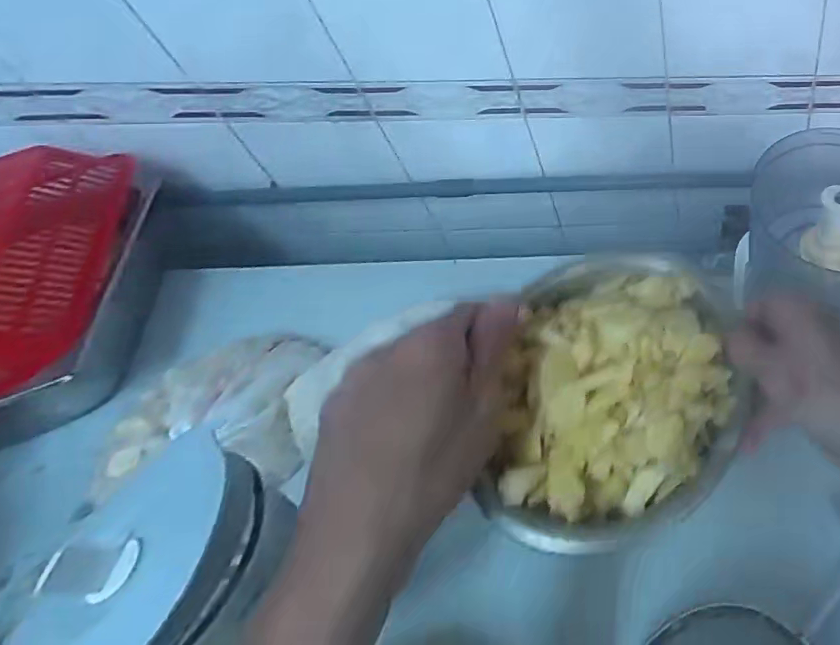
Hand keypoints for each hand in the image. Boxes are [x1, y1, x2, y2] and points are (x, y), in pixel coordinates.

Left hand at [304, 299, 521, 561]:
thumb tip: (507, 302)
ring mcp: (353, 375)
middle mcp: (388, 345)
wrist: (354, 536)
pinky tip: (400, 432)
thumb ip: (495, 346)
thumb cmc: (435, 468)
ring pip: (406, 357)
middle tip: (474, 395)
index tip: (504, 363)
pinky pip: (378, 381)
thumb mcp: (484, 408)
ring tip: (436, 416)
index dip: (494, 330)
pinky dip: (397, 392)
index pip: (472, 309)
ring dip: (426, 371)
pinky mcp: (333, 405)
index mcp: (430, 341)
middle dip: (459, 352)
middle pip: (436, 332)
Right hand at [725, 295, 839, 462]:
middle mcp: (802, 329)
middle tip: (712, 386)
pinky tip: (748, 446)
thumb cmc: (818, 390)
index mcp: (795, 311)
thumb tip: (725, 336)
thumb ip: (742, 348)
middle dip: (737, 363)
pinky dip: (767, 413)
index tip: (711, 355)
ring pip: (768, 367)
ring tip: (724, 418)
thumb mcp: (772, 368)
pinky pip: (782, 393)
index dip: (733, 328)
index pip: (753, 306)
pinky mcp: (813, 389)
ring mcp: (809, 361)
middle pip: (759, 338)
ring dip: (749, 393)